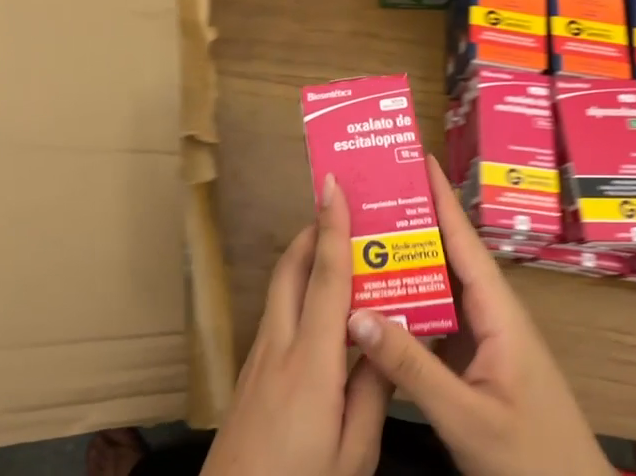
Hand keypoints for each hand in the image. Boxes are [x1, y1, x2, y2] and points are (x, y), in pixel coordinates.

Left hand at [203, 175, 391, 475]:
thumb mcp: (352, 451)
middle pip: (291, 270)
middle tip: (341, 209)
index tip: (333, 186)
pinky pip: (278, 316)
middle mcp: (278, 345)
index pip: (325, 278)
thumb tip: (386, 339)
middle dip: (312, 232)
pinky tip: (322, 315)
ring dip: (304, 261)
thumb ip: (372, 393)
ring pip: (280, 290)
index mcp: (311, 361)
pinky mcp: (250, 372)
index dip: (331, 228)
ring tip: (338, 252)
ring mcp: (258, 357)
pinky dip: (298, 295)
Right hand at [347, 156, 611, 475]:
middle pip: (449, 258)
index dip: (442, 200)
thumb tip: (355, 312)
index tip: (417, 157)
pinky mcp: (476, 366)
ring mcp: (486, 343)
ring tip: (363, 235)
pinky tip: (376, 301)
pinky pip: (437, 321)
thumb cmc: (532, 458)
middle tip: (370, 192)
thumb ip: (412, 368)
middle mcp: (494, 319)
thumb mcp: (467, 416)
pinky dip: (408, 306)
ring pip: (441, 291)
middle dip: (414, 222)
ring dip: (407, 264)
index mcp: (501, 316)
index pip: (466, 245)